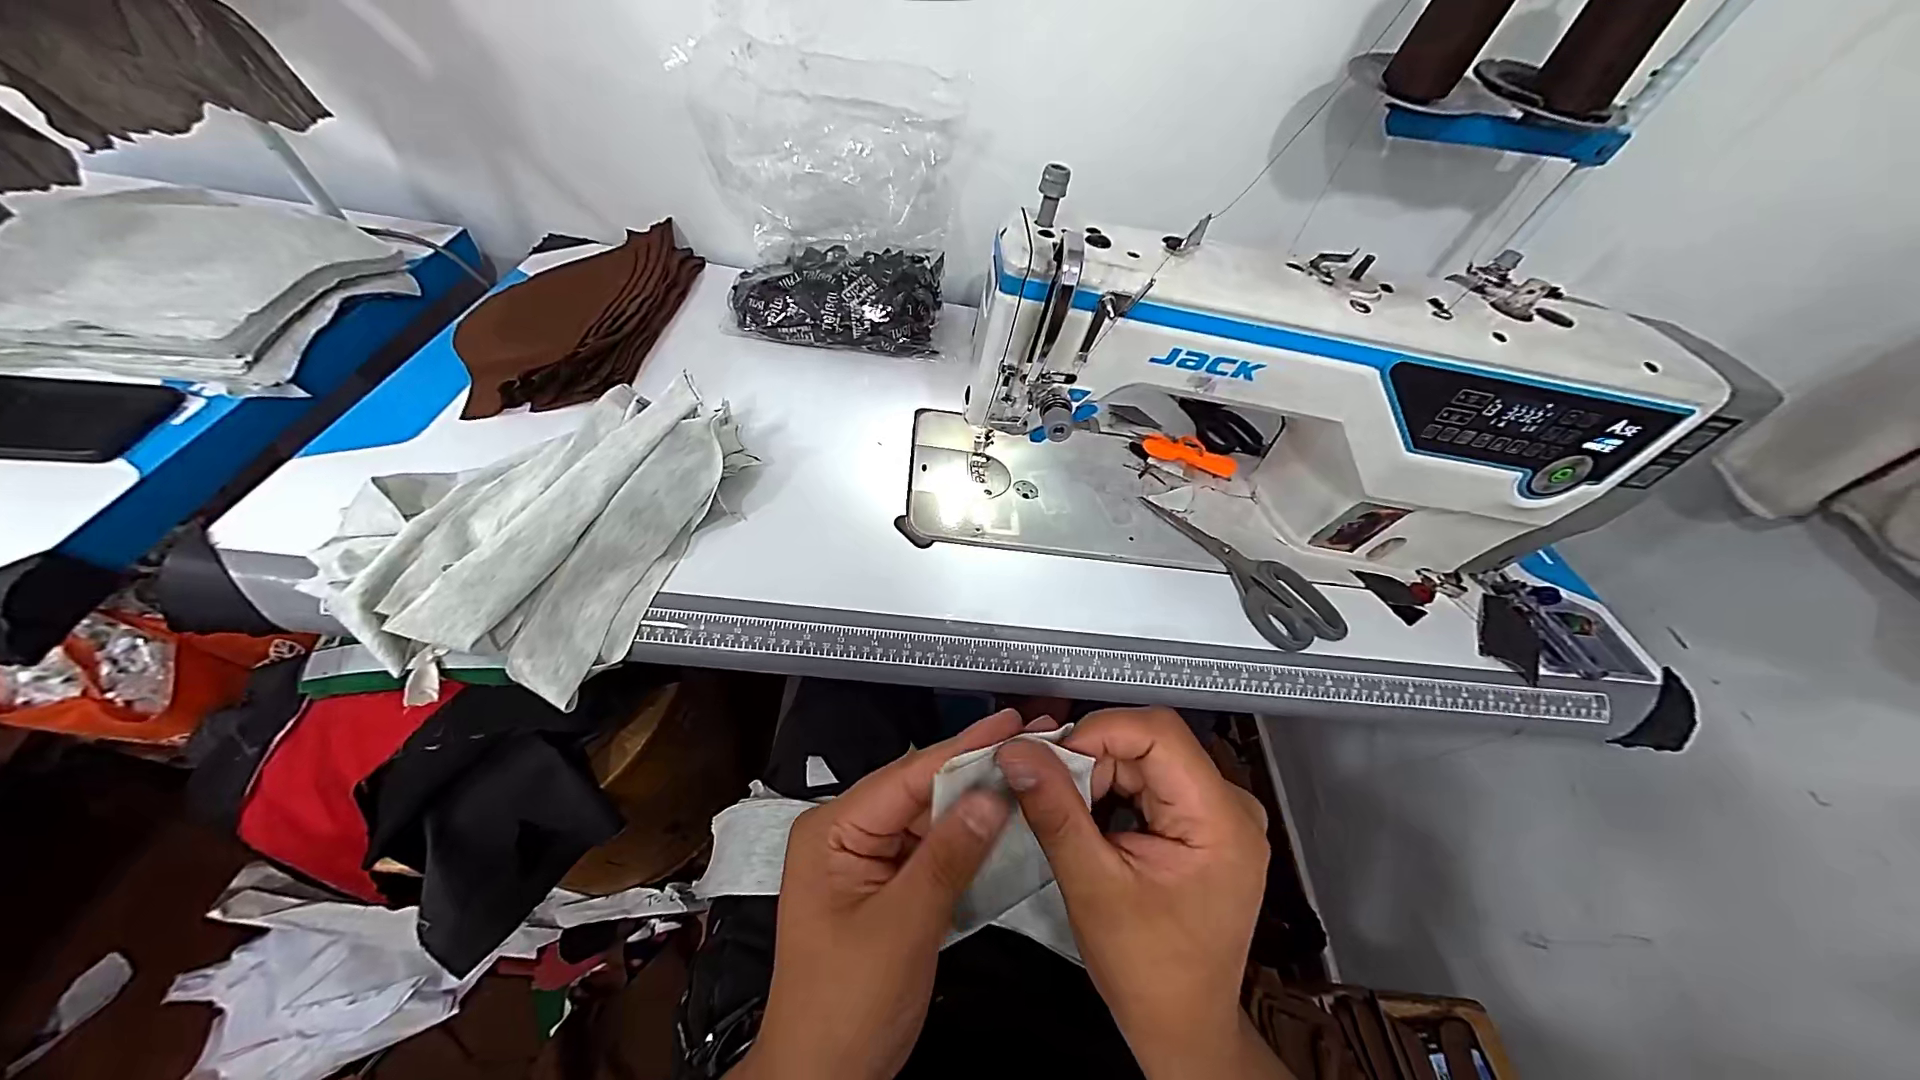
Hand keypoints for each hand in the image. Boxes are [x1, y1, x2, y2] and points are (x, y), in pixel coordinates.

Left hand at [731, 709, 1038, 1079]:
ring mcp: (867, 855)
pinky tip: (1003, 818)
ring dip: (976, 799)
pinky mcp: (887, 880)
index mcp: (832, 829)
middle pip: (920, 788)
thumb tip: (991, 794)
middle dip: (976, 767)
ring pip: (930, 814)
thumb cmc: (847, 1005)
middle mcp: (847, 831)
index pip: (908, 774)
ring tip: (1026, 772)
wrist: (821, 1078)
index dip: (965, 746)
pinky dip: (967, 836)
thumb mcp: (903, 927)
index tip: (1012, 723)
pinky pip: (932, 845)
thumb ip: (948, 856)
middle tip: (1031, 741)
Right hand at [997, 707, 1289, 1079]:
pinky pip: (1150, 780)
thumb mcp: (1091, 886)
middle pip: (1150, 743)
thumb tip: (1016, 751)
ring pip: (1145, 758)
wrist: (1183, 1027)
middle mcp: (1230, 804)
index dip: (1098, 732)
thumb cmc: (1145, 969)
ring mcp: (1220, 813)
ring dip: (1097, 774)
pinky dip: (1111, 789)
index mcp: (1220, 818)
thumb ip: (1054, 810)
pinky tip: (1089, 817)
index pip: (1159, 733)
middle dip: (1091, 757)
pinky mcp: (1203, 822)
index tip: (1048, 758)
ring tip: (1065, 808)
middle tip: (1045, 785)